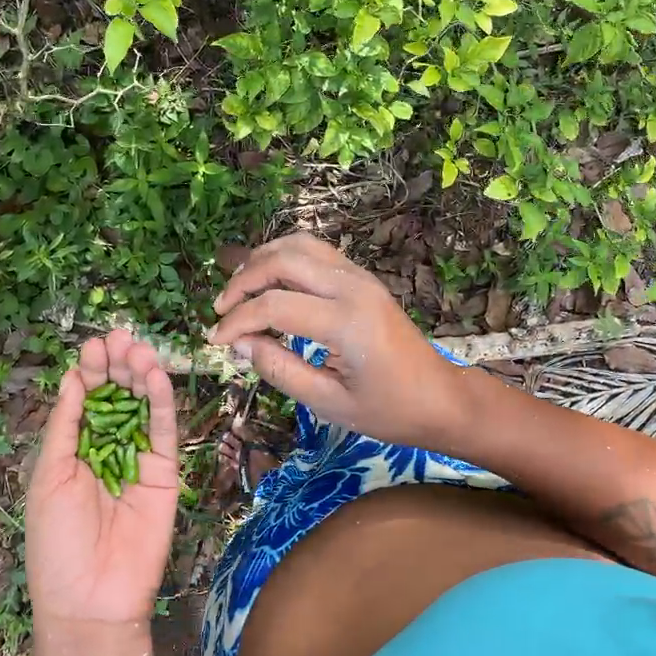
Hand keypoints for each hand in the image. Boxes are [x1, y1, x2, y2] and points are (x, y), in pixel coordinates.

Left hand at [26, 329, 179, 630]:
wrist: (90, 598)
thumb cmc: (57, 542)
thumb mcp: (49, 478)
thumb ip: (65, 425)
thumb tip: (73, 376)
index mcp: (76, 448)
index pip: (87, 399)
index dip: (91, 371)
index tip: (93, 346)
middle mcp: (109, 446)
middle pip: (117, 395)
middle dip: (117, 365)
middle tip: (119, 337)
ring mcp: (139, 456)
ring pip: (143, 406)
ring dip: (141, 375)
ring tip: (137, 349)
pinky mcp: (165, 470)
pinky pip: (164, 430)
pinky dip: (162, 401)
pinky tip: (156, 375)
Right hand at [209, 232, 471, 448]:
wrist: (440, 398)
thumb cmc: (388, 411)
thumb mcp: (330, 404)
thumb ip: (281, 370)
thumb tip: (240, 344)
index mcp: (346, 322)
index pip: (274, 306)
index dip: (237, 320)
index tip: (215, 341)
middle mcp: (352, 287)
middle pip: (283, 260)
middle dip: (243, 281)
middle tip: (220, 310)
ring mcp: (360, 276)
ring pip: (300, 244)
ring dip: (263, 260)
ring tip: (239, 291)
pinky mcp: (362, 276)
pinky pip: (316, 251)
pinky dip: (285, 258)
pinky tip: (269, 282)